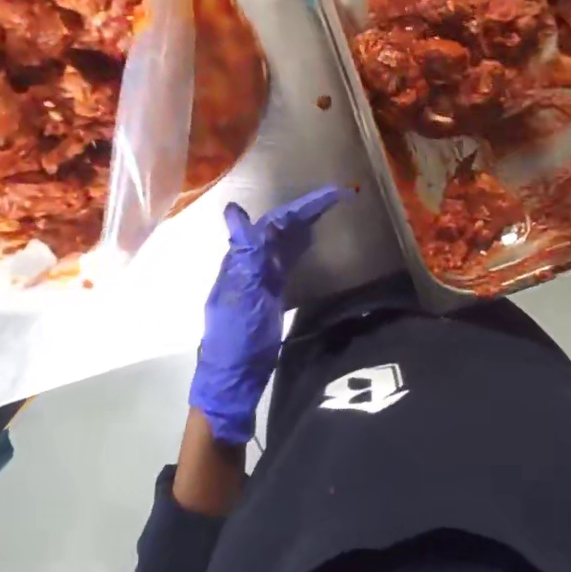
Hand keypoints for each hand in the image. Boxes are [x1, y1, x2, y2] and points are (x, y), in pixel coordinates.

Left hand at [188, 187, 344, 444]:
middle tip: (336, 198)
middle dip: (304, 213)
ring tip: (328, 212)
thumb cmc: (237, 336)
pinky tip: (311, 245)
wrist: (234, 376)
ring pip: (283, 244)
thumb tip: (234, 209)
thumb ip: (244, 254)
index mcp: (242, 260)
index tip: (331, 195)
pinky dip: (299, 250)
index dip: (301, 208)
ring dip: (303, 228)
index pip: (273, 222)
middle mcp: (250, 264)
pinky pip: (285, 264)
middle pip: (279, 229)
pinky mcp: (270, 295)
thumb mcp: (243, 294)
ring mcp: (260, 280)